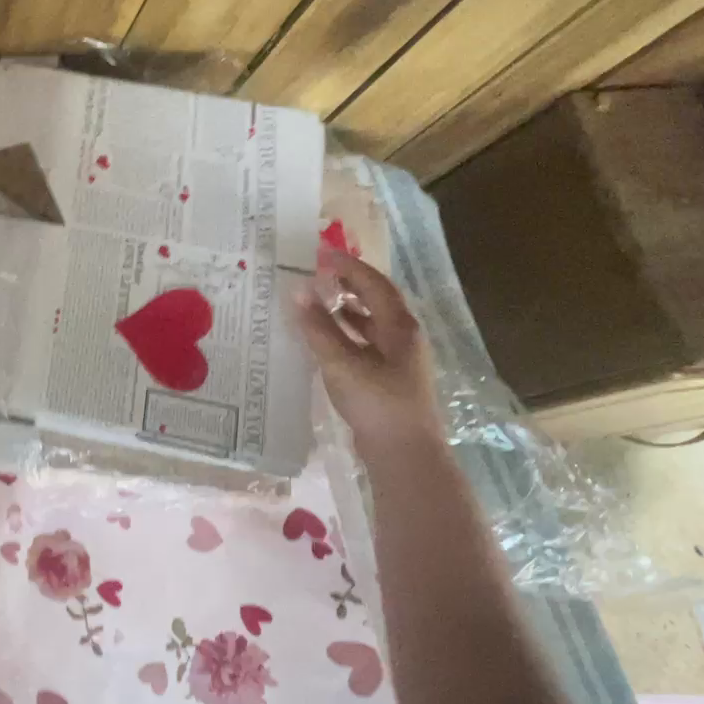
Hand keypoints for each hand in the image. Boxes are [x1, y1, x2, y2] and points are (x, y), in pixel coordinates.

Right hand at [295, 249, 444, 447]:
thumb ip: (319, 327)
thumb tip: (299, 291)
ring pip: (372, 322)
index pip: (373, 284)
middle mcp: (403, 337)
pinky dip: (346, 331)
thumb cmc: (376, 401)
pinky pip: (366, 341)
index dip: (348, 266)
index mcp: (399, 327)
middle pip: (377, 300)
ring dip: (348, 307)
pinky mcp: (388, 376)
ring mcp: (398, 358)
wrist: (403, 450)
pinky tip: (327, 338)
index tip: (321, 253)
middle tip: (320, 273)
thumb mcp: (342, 362)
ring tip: (319, 300)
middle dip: (350, 283)